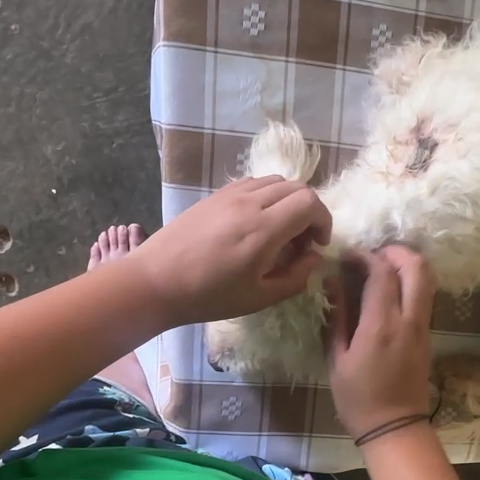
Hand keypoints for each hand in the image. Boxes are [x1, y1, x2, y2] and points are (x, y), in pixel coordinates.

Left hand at [125, 176, 331, 325]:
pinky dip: (266, 196)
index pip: (310, 203)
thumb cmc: (208, 297)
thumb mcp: (258, 298)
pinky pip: (252, 183)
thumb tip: (314, 258)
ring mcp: (230, 195)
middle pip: (297, 187)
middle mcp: (250, 203)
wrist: (156, 281)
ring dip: (288, 201)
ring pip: (275, 181)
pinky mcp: (215, 195)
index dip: (323, 221)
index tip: (317, 244)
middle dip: (309, 211)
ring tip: (280, 231)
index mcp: (264, 229)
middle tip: (301, 241)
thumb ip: (295, 278)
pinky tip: (256, 222)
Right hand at [325, 245, 435, 441]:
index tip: (346, 257)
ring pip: (426, 279)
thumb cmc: (358, 399)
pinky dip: (410, 283)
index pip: (382, 271)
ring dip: (406, 265)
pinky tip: (388, 292)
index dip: (364, 256)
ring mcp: (423, 327)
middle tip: (371, 256)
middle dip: (395, 251)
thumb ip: (338, 316)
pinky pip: (424, 297)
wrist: (394, 427)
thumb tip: (333, 282)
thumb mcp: (337, 359)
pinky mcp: (428, 335)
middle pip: (416, 266)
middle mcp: (408, 319)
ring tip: (380, 271)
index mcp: (381, 325)